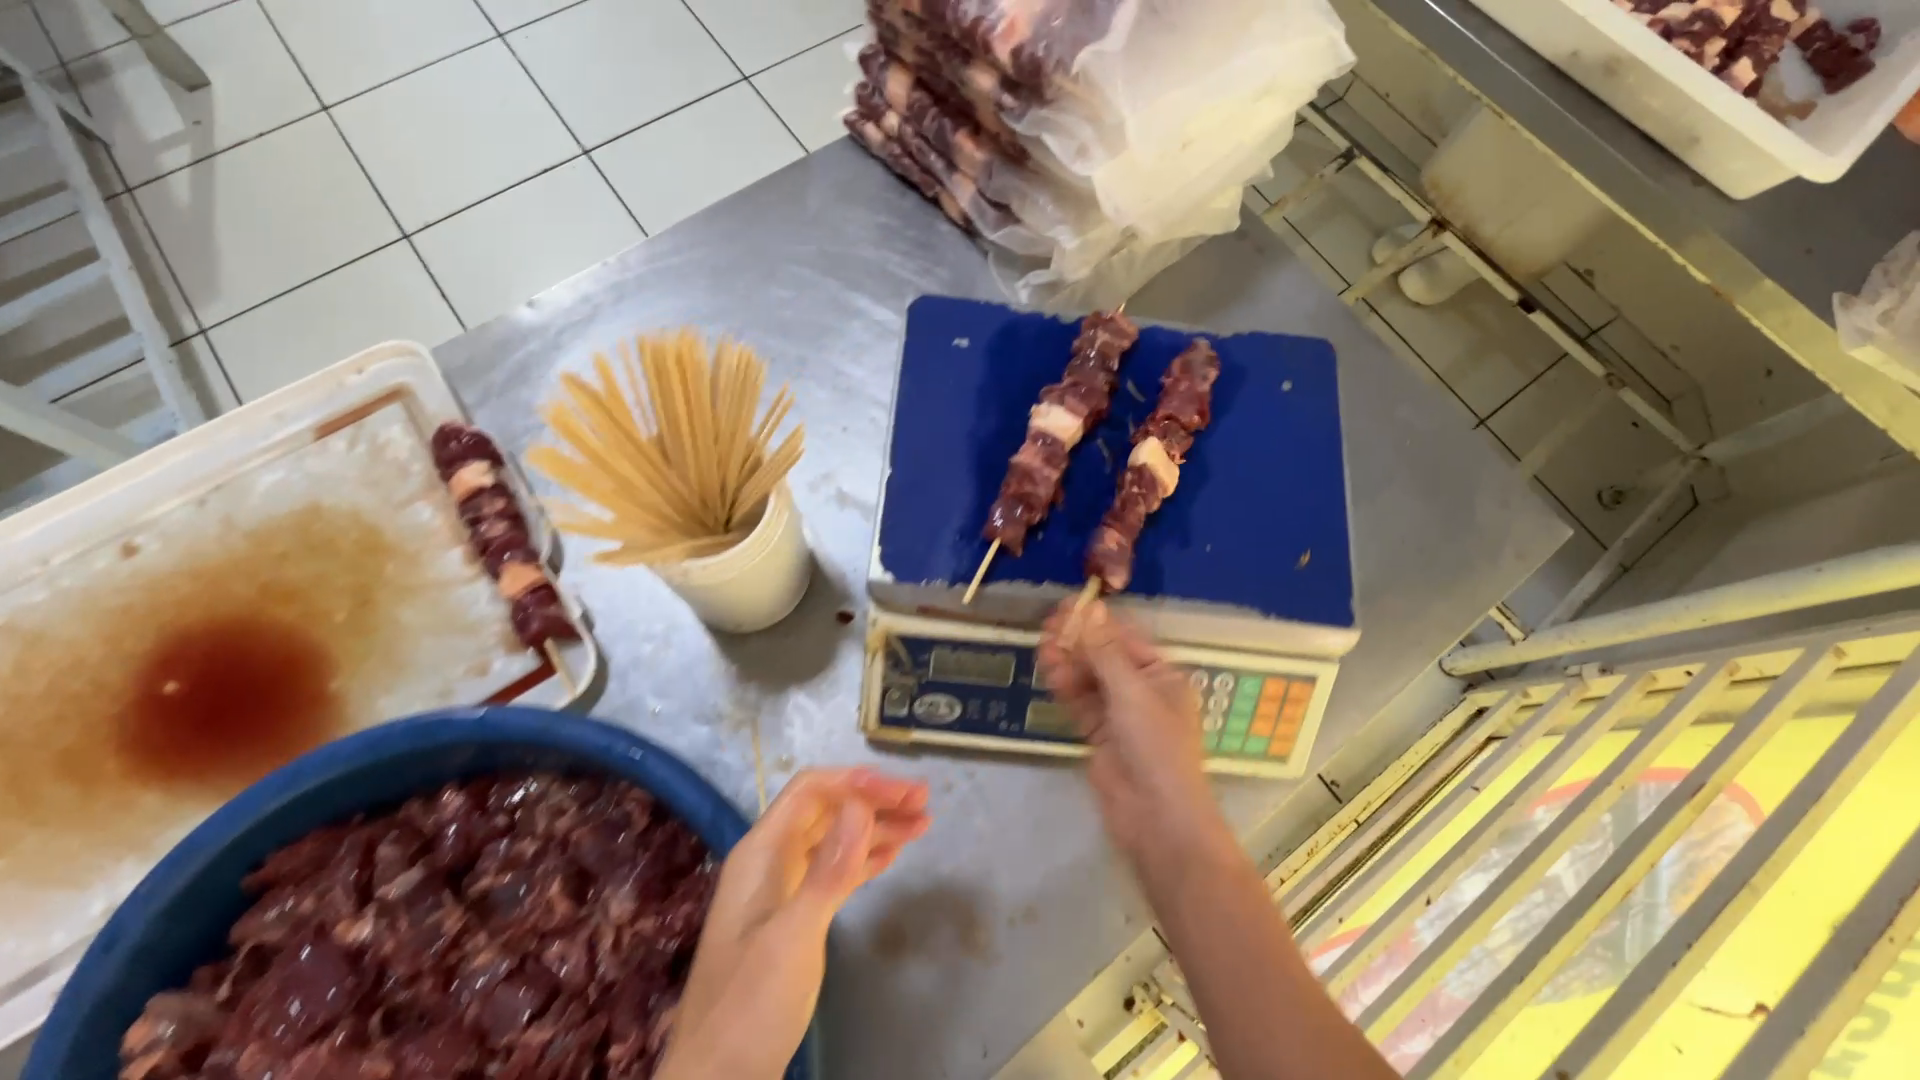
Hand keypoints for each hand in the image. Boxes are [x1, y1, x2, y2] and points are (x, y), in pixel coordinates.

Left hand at [658, 768, 930, 1079]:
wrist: (716, 1079)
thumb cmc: (750, 1005)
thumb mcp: (794, 937)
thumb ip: (828, 870)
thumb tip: (860, 803)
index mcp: (761, 854)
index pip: (811, 792)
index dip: (858, 783)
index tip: (904, 792)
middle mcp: (770, 862)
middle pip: (825, 811)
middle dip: (873, 800)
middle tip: (924, 802)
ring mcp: (780, 891)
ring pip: (833, 841)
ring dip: (875, 828)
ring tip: (923, 824)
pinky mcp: (793, 919)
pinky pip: (834, 873)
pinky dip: (865, 860)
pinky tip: (893, 856)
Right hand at [1037, 600, 1225, 860]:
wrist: (1156, 817)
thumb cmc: (1156, 748)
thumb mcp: (1132, 693)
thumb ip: (1105, 652)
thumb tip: (1091, 609)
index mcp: (1162, 676)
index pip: (1127, 639)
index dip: (1098, 621)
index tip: (1067, 605)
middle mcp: (1142, 691)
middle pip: (1105, 657)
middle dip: (1078, 640)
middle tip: (1048, 624)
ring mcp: (1119, 714)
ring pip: (1089, 679)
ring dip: (1068, 661)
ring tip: (1042, 645)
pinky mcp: (1098, 735)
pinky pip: (1080, 703)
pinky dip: (1065, 686)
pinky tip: (1048, 670)